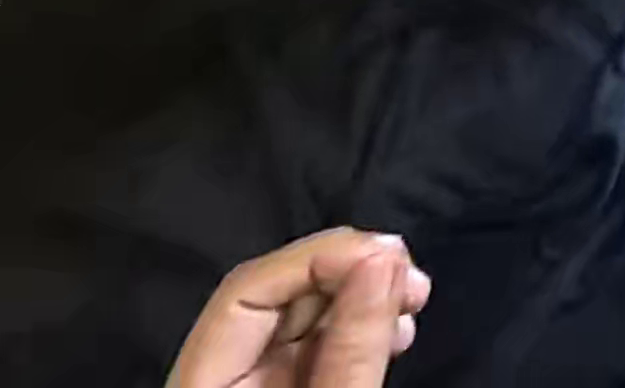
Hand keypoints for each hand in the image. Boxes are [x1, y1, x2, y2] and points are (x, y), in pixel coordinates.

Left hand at [167, 228, 431, 387]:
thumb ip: (353, 342)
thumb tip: (386, 256)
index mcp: (202, 387)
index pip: (248, 288)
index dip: (322, 257)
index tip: (392, 258)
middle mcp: (218, 376)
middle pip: (287, 289)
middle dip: (361, 269)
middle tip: (417, 284)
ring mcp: (253, 380)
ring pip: (313, 306)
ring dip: (375, 290)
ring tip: (414, 308)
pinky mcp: (286, 382)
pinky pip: (325, 331)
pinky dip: (370, 316)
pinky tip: (398, 329)